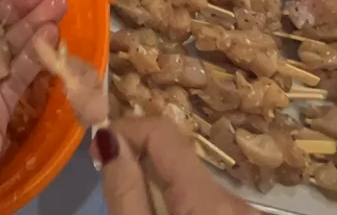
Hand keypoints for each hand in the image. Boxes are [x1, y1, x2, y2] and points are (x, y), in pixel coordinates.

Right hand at [94, 118, 257, 214]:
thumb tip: (108, 136)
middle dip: (140, 163)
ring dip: (161, 188)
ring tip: (141, 211)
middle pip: (177, 159)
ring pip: (192, 182)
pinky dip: (184, 206)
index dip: (124, 129)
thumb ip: (126, 192)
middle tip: (115, 191)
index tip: (95, 150)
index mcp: (212, 201)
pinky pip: (210, 204)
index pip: (162, 132)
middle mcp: (240, 203)